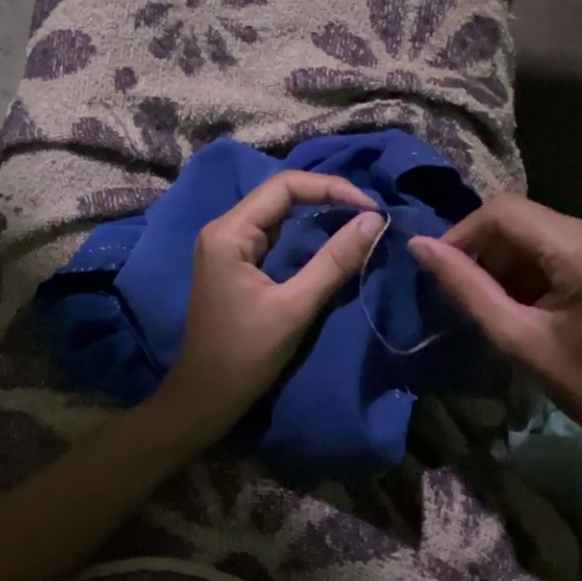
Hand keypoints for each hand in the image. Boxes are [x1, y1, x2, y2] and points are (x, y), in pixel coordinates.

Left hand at [161, 171, 383, 437]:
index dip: (331, 188)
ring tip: (359, 221)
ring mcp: (227, 246)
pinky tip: (332, 240)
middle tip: (370, 213)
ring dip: (318, 213)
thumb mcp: (295, 307)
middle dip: (327, 197)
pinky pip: (274, 235)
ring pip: (279, 214)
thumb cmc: (246, 354)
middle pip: (280, 194)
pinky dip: (305, 234)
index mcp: (229, 232)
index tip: (370, 207)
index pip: (284, 186)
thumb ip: (334, 261)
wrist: (207, 394)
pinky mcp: (236, 263)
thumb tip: (374, 220)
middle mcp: (224, 229)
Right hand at [408, 196, 581, 465]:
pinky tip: (541, 303)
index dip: (464, 234)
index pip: (505, 213)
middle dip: (491, 255)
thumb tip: (419, 245)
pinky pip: (564, 240)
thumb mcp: (517, 339)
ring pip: (541, 230)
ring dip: (514, 263)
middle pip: (524, 220)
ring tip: (512, 308)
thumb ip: (466, 287)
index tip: (443, 270)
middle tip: (480, 301)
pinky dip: (541, 266)